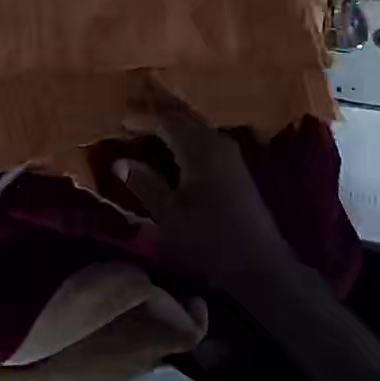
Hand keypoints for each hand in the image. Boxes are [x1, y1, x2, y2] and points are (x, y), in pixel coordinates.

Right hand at [113, 88, 299, 292]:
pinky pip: (204, 138)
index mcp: (198, 146)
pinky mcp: (236, 166)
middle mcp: (215, 140)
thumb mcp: (168, 214)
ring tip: (149, 129)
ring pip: (195, 126)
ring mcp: (229, 152)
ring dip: (172, 125)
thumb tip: (119, 162)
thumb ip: (144, 183)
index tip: (120, 122)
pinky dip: (186, 136)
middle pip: (182, 117)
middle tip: (132, 117)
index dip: (141, 119)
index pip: (165, 120)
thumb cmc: (208, 239)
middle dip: (157, 115)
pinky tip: (175, 149)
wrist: (259, 264)